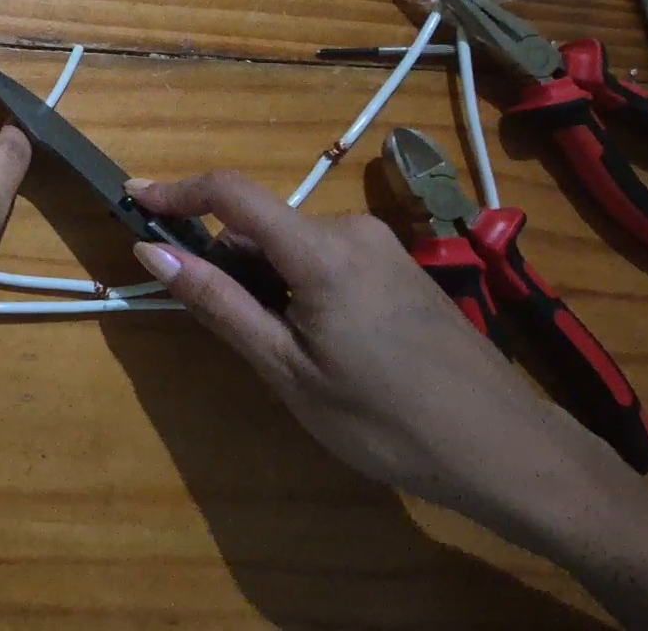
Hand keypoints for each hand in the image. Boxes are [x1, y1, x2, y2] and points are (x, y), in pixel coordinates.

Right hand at [125, 171, 628, 519]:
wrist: (515, 455)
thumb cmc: (389, 420)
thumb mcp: (288, 369)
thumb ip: (218, 302)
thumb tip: (150, 250)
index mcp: (321, 251)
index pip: (232, 193)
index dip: (176, 190)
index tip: (132, 199)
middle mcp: (351, 232)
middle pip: (259, 226)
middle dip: (221, 259)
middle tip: (213, 321)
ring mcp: (380, 248)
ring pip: (289, 246)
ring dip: (258, 278)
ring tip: (274, 349)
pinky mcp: (396, 269)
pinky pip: (321, 258)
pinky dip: (291, 284)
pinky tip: (312, 342)